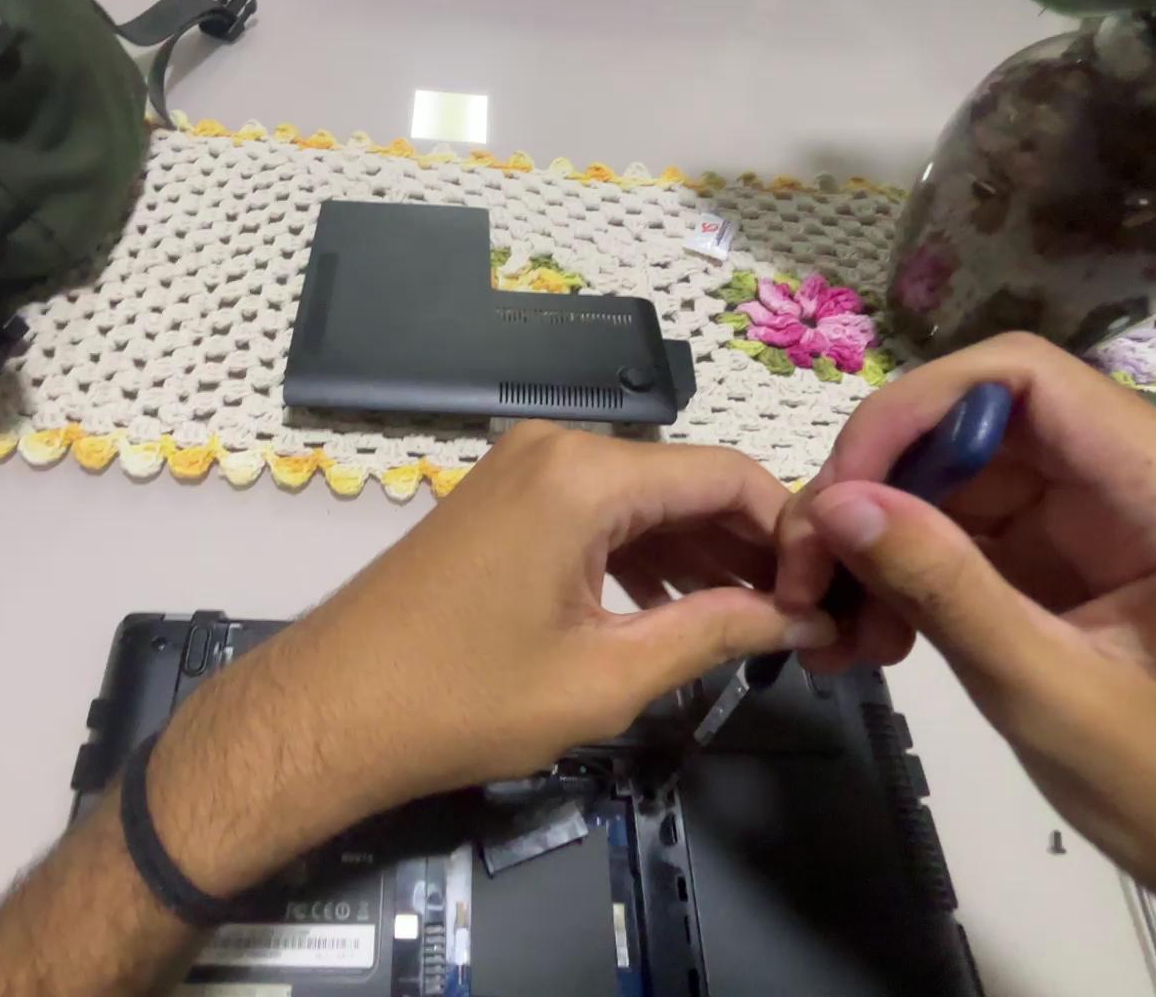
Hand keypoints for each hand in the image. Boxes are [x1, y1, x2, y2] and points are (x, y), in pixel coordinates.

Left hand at [150, 422, 834, 895]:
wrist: (333, 707)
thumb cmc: (464, 699)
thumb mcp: (604, 676)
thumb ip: (712, 634)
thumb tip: (795, 618)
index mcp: (586, 473)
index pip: (727, 475)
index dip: (789, 532)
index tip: (823, 595)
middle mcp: (555, 448)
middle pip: (682, 482)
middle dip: (744, 547)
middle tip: (796, 619)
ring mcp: (521, 469)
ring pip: (638, 500)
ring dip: (694, 555)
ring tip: (747, 622)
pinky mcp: (501, 498)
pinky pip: (592, 514)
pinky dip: (637, 556)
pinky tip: (673, 609)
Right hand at [774, 333, 1155, 996]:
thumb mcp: (1052, 695)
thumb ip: (942, 587)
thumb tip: (833, 501)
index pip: (1018, 378)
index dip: (909, 411)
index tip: (839, 490)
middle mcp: (1130, 482)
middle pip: (964, 430)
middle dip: (871, 490)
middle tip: (807, 571)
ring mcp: (1092, 521)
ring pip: (945, 485)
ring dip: (875, 544)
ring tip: (838, 627)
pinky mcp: (1062, 561)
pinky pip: (955, 537)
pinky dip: (900, 577)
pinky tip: (874, 638)